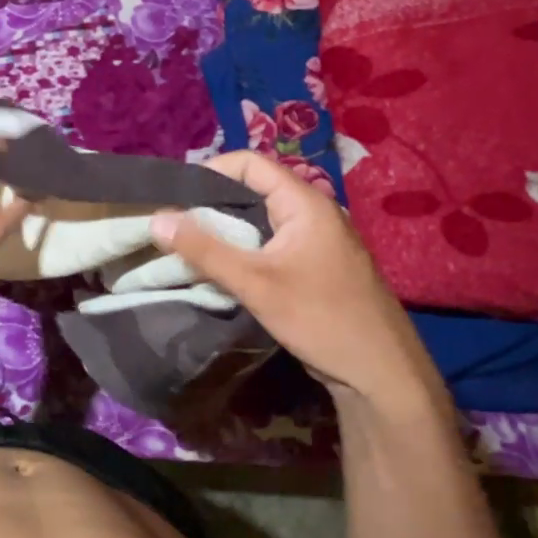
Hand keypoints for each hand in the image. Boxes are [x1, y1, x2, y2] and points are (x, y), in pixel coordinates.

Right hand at [149, 151, 443, 412]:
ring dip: (224, 228)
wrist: (382, 374)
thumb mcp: (254, 283)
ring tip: (189, 245)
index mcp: (306, 204)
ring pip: (259, 217)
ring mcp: (316, 240)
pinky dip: (242, 247)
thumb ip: (203, 249)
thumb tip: (155, 219)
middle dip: (210, 202)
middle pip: (252, 188)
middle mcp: (313, 213)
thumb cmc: (321, 319)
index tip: (175, 198)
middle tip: (174, 224)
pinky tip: (221, 267)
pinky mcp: (315, 264)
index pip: (250, 163)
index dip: (209, 171)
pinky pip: (270, 240)